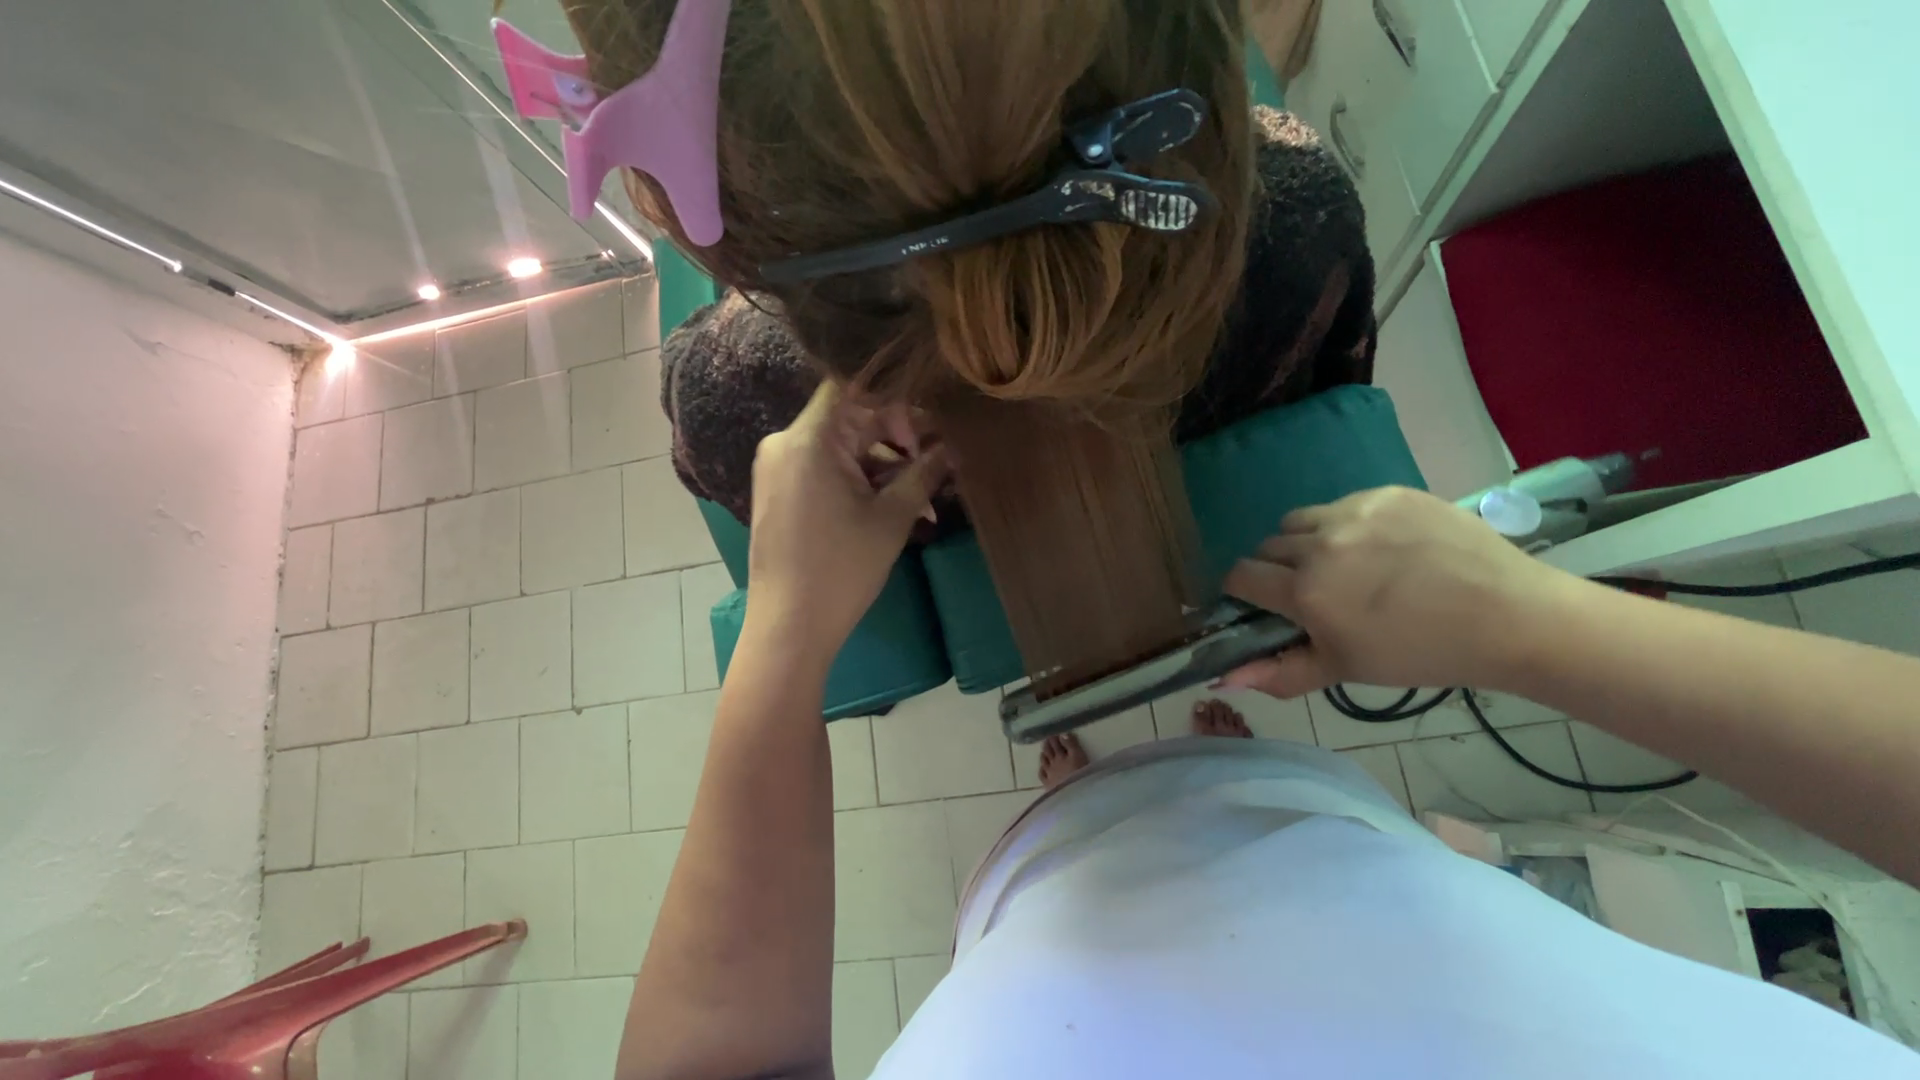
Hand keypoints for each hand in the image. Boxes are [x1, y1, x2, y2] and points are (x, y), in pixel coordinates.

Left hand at [745, 381, 948, 651]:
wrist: (789, 627)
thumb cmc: (842, 568)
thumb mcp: (892, 517)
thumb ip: (924, 472)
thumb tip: (952, 448)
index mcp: (809, 438)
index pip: (855, 387)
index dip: (898, 400)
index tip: (931, 428)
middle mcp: (786, 443)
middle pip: (851, 419)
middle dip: (900, 439)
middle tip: (941, 462)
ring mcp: (780, 469)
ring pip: (843, 449)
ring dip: (886, 467)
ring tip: (927, 501)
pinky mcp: (782, 494)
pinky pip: (827, 471)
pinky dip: (861, 483)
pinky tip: (898, 509)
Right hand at [1219, 486, 1582, 696]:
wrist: (1509, 616)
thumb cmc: (1421, 653)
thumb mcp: (1346, 669)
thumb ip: (1280, 672)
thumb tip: (1223, 678)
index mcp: (1305, 592)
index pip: (1240, 576)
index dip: (1243, 592)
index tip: (1264, 605)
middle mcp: (1321, 544)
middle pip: (1267, 547)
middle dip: (1278, 569)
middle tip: (1314, 591)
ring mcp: (1355, 512)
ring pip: (1300, 521)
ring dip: (1307, 541)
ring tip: (1346, 563)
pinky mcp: (1388, 493)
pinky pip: (1343, 504)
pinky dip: (1349, 524)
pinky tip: (1385, 547)